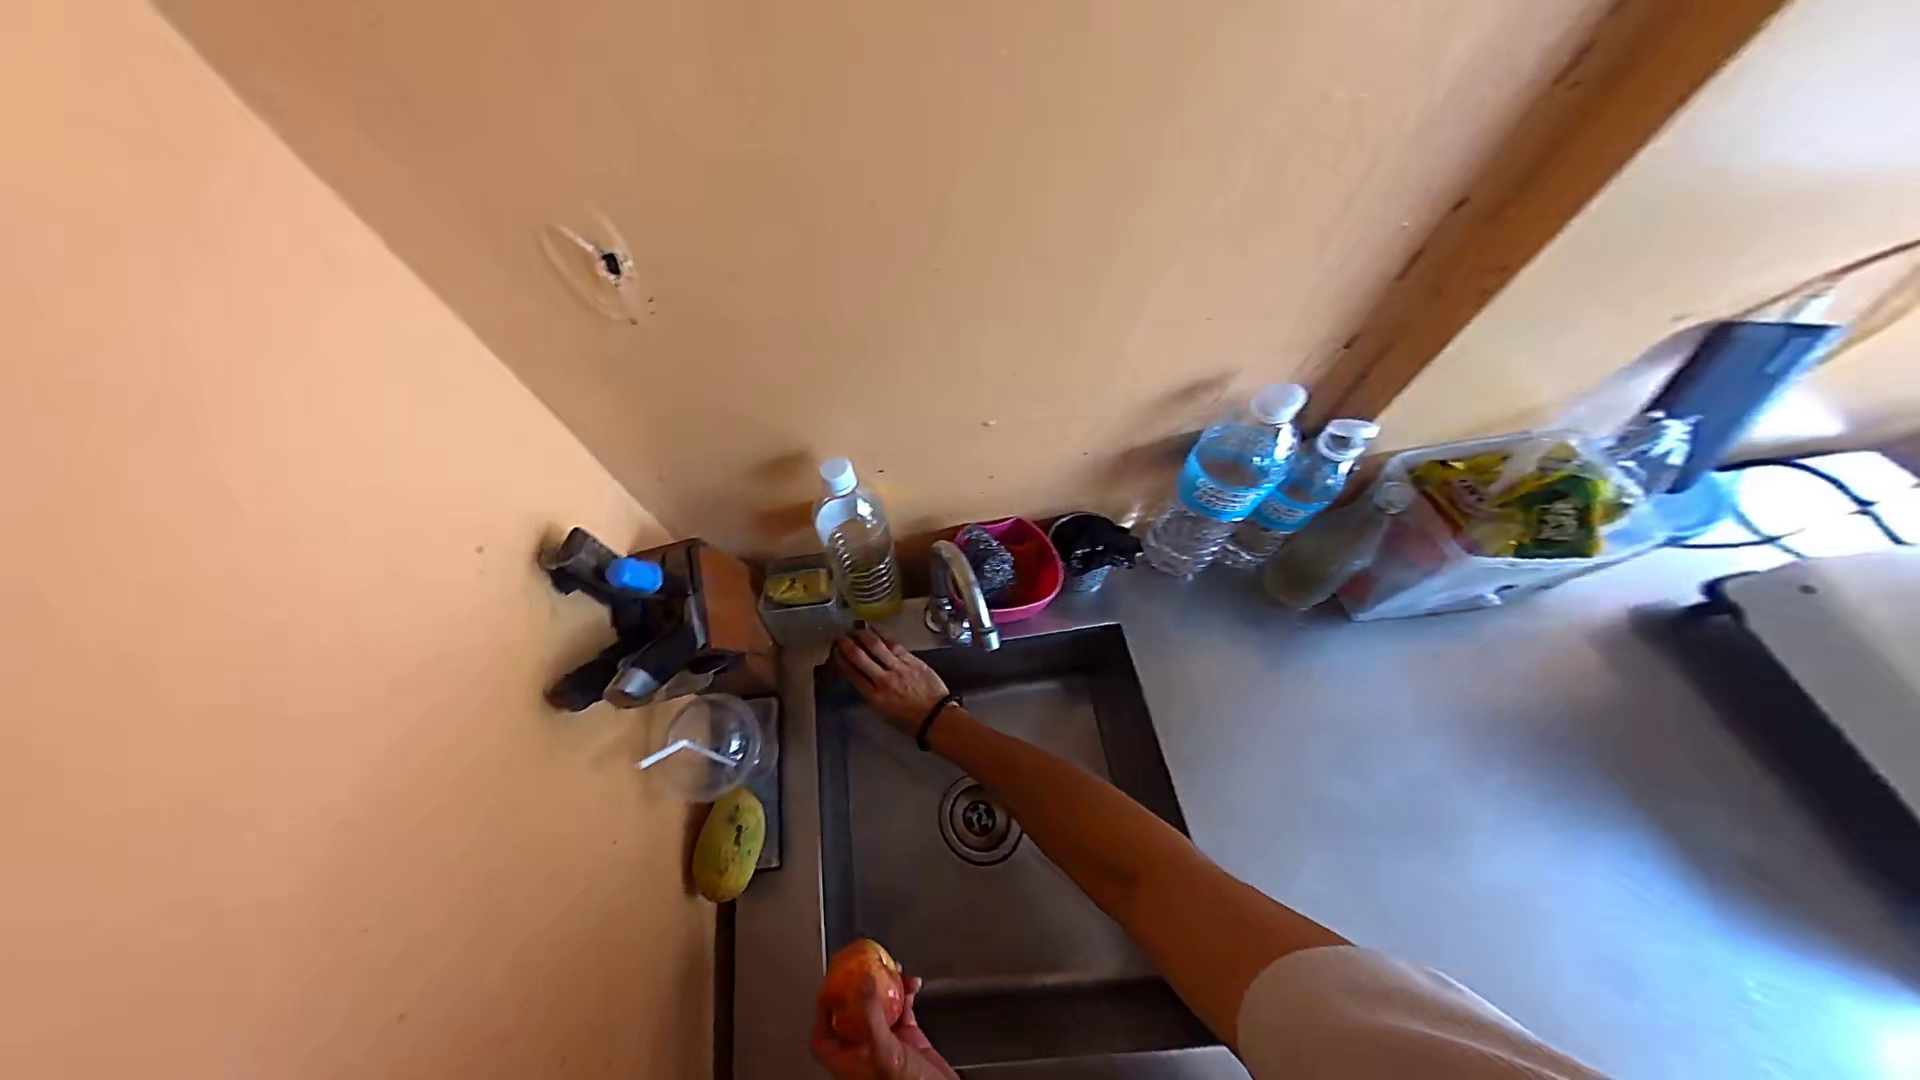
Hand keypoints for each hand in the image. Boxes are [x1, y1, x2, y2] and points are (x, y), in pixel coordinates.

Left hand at [810, 974, 958, 1079]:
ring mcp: (887, 1044)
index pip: (822, 1038)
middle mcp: (865, 1052)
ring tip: (891, 968)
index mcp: (850, 1062)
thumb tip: (864, 981)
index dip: (821, 1014)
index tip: (829, 988)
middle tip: (861, 968)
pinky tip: (912, 983)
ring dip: (885, 985)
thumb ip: (872, 1016)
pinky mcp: (907, 1039)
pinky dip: (907, 992)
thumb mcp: (884, 1051)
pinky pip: (903, 1007)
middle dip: (857, 989)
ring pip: (879, 1006)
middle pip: (851, 1015)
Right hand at [832, 630, 949, 735]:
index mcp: (874, 697)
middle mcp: (884, 680)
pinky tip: (876, 631)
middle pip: (860, 657)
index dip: (842, 661)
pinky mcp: (912, 660)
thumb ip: (871, 695)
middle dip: (848, 645)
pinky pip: (895, 645)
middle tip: (840, 637)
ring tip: (856, 629)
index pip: (853, 674)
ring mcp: (899, 668)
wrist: (936, 716)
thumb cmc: (908, 720)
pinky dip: (883, 636)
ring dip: (864, 635)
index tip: (835, 652)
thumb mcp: (883, 713)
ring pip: (877, 646)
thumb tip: (862, 679)